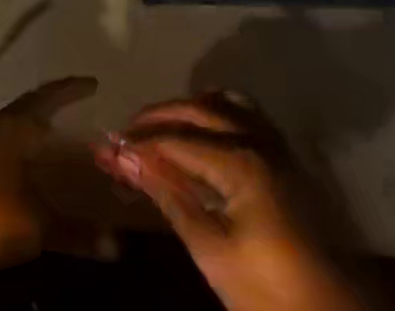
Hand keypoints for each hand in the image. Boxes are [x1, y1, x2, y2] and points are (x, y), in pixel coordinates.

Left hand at [0, 76, 107, 267]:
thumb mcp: (35, 225)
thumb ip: (75, 232)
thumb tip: (115, 246)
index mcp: (17, 125)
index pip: (50, 97)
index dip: (72, 89)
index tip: (93, 83)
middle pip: (29, 107)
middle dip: (53, 106)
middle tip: (75, 108)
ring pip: (10, 125)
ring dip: (30, 128)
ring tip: (51, 136)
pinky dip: (13, 148)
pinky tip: (18, 164)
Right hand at [98, 93, 369, 310]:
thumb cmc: (271, 291)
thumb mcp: (212, 251)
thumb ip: (169, 196)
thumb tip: (125, 160)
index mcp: (240, 161)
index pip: (176, 139)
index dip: (138, 143)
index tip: (107, 149)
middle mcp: (259, 139)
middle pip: (198, 110)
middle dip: (157, 118)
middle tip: (124, 135)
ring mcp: (277, 144)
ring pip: (225, 102)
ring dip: (188, 109)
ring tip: (159, 128)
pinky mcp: (287, 157)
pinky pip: (246, 114)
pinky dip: (217, 113)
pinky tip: (202, 134)